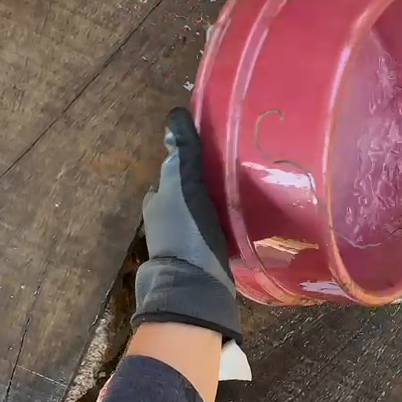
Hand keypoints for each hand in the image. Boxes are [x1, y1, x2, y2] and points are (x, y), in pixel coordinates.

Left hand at [131, 109, 241, 341]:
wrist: (196, 286)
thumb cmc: (186, 231)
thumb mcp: (183, 184)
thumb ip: (181, 153)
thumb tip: (175, 114)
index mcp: (157, 201)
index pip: (172, 173)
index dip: (189, 162)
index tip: (212, 155)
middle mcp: (166, 222)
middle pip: (187, 195)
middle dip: (204, 186)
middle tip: (234, 174)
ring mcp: (184, 244)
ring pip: (201, 215)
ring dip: (217, 207)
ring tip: (244, 197)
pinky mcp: (204, 262)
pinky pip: (215, 235)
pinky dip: (226, 227)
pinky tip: (244, 225)